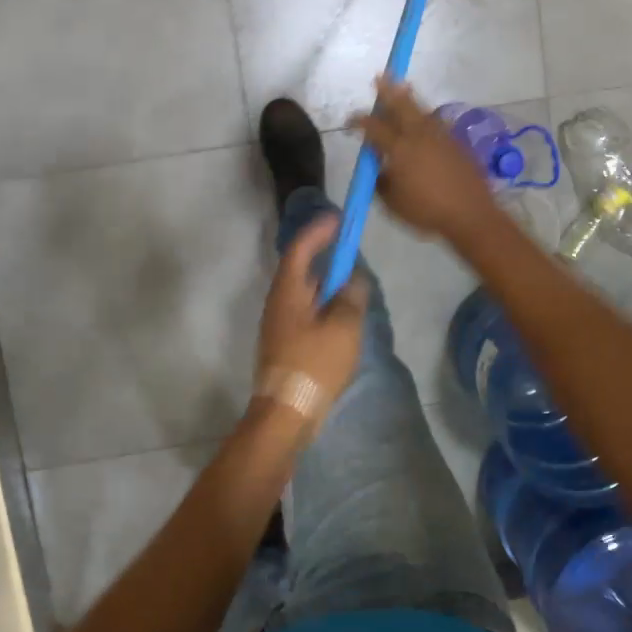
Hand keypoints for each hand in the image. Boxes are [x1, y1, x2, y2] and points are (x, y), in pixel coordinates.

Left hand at [254, 216, 367, 432]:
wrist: (286, 412)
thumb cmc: (314, 364)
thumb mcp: (342, 328)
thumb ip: (350, 298)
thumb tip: (353, 280)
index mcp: (287, 292)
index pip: (299, 250)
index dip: (317, 232)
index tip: (337, 219)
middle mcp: (278, 304)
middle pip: (299, 270)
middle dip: (322, 257)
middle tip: (348, 251)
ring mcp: (278, 327)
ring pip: (303, 295)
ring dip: (324, 285)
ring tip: (350, 285)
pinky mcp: (285, 346)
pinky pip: (305, 314)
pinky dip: (322, 307)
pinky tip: (340, 319)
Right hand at [353, 78, 498, 239]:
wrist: (471, 214)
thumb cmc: (427, 212)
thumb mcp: (392, 203)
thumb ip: (381, 181)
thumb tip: (379, 168)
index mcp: (400, 149)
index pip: (374, 128)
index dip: (359, 121)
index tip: (349, 121)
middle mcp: (419, 136)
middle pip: (401, 106)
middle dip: (387, 91)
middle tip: (379, 77)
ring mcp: (440, 136)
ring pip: (421, 110)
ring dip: (409, 97)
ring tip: (403, 85)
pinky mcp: (456, 143)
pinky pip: (436, 121)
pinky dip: (426, 115)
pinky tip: (425, 115)